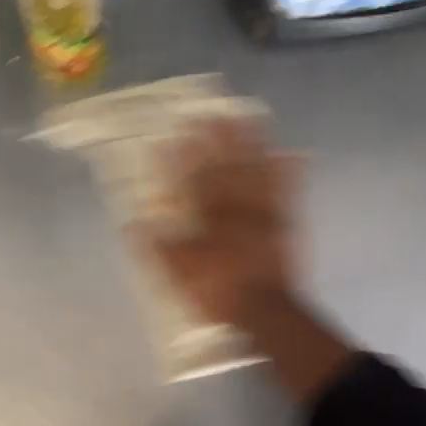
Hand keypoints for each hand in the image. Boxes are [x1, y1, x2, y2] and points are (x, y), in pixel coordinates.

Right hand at [140, 117, 301, 328]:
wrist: (268, 314)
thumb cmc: (220, 296)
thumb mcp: (179, 278)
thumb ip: (158, 249)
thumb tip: (132, 223)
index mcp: (207, 223)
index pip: (190, 184)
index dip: (181, 159)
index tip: (172, 134)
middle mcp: (236, 211)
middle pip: (225, 168)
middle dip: (215, 139)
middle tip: (208, 111)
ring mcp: (264, 214)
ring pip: (256, 171)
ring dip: (251, 143)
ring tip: (246, 115)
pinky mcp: (287, 224)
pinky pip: (289, 192)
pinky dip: (291, 172)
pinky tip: (292, 152)